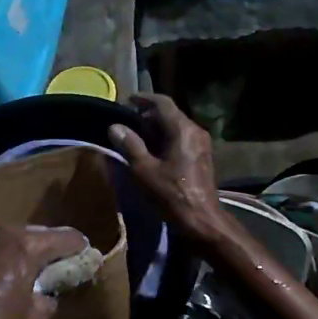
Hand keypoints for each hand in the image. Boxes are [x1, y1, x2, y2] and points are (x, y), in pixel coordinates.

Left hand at [0, 225, 89, 318]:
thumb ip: (52, 298)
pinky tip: (2, 278)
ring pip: (13, 239)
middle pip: (40, 233)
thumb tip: (50, 293)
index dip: (81, 250)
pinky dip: (3, 258)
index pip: (68, 237)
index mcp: (26, 243)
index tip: (86, 263)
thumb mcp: (37, 317)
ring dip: (25, 252)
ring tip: (29, 275)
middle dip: (52, 250)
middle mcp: (2, 232)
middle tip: (59, 271)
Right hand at [108, 93, 229, 239]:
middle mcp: (195, 131)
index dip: (143, 99)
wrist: (202, 219)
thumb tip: (115, 127)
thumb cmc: (172, 194)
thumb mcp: (144, 170)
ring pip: (175, 126)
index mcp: (182, 130)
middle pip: (170, 113)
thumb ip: (130, 145)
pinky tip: (151, 149)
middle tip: (127, 119)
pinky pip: (180, 137)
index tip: (127, 100)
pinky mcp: (201, 156)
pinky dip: (164, 137)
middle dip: (148, 114)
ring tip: (135, 134)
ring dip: (155, 127)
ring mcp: (201, 143)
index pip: (162, 103)